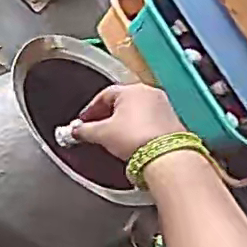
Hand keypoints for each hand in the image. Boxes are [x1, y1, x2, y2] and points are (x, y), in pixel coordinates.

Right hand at [69, 84, 185, 161]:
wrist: (165, 156)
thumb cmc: (136, 138)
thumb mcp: (101, 134)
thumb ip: (84, 130)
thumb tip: (76, 131)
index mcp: (131, 90)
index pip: (103, 96)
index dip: (90, 110)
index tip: (82, 122)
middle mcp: (149, 93)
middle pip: (120, 102)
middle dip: (105, 116)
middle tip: (94, 130)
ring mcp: (162, 107)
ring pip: (135, 112)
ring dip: (122, 123)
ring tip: (112, 138)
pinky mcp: (171, 122)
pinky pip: (147, 122)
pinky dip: (136, 129)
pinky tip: (130, 141)